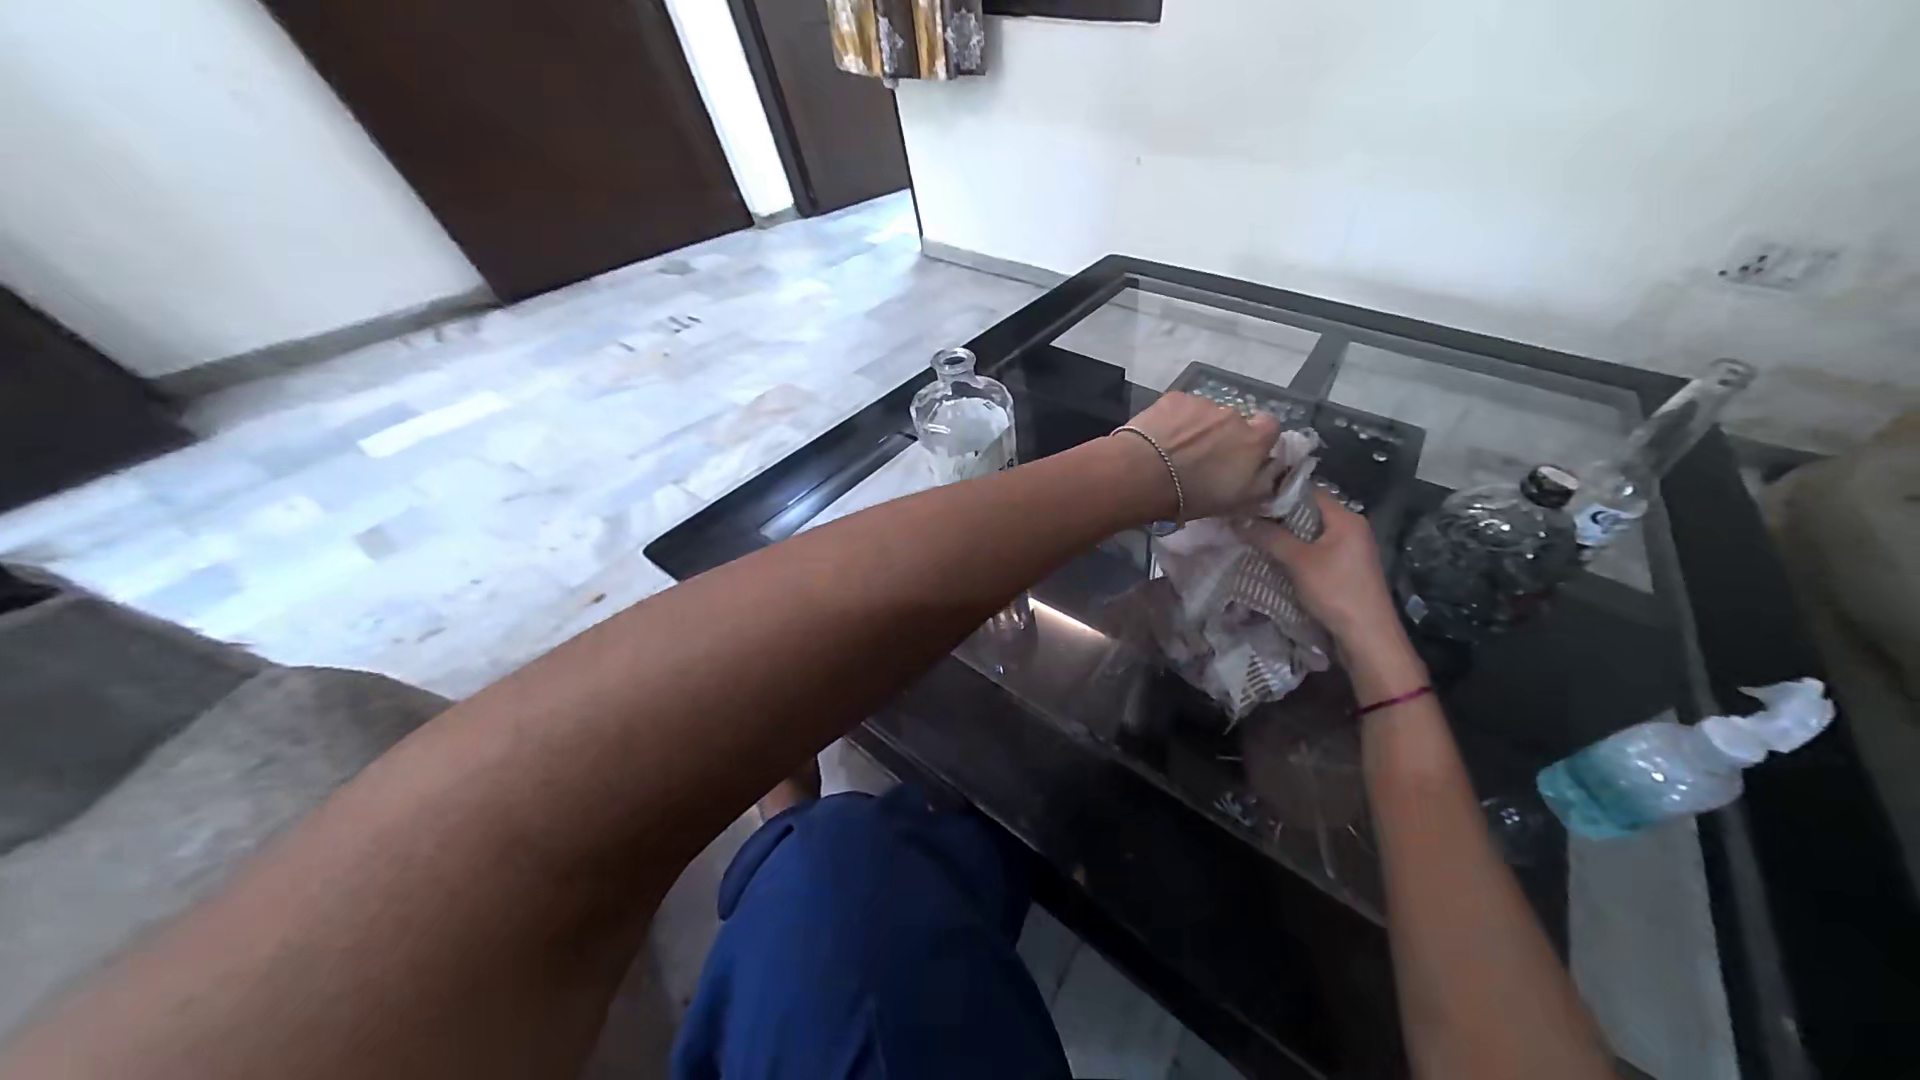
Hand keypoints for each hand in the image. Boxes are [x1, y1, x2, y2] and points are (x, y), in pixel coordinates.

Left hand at [1118, 393, 1284, 519]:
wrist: (1144, 474)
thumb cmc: (1195, 495)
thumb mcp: (1240, 500)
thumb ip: (1264, 480)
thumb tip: (1272, 465)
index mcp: (1254, 438)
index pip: (1270, 427)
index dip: (1257, 440)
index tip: (1240, 455)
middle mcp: (1232, 414)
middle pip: (1233, 421)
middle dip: (1222, 435)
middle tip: (1202, 458)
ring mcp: (1201, 403)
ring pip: (1205, 414)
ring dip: (1196, 427)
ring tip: (1174, 449)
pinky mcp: (1173, 399)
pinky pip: (1179, 408)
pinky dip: (1173, 420)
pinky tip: (1159, 437)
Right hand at [1235, 491, 1399, 644]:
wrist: (1367, 636)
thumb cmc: (1336, 591)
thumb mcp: (1298, 561)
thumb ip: (1269, 537)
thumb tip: (1238, 519)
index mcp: (1346, 518)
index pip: (1308, 492)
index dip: (1278, 493)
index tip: (1248, 497)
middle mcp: (1350, 528)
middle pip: (1307, 512)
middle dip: (1276, 516)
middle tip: (1244, 517)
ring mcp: (1348, 549)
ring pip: (1309, 533)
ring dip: (1283, 535)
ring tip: (1252, 535)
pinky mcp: (1343, 568)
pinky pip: (1313, 550)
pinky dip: (1293, 551)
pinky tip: (1272, 556)